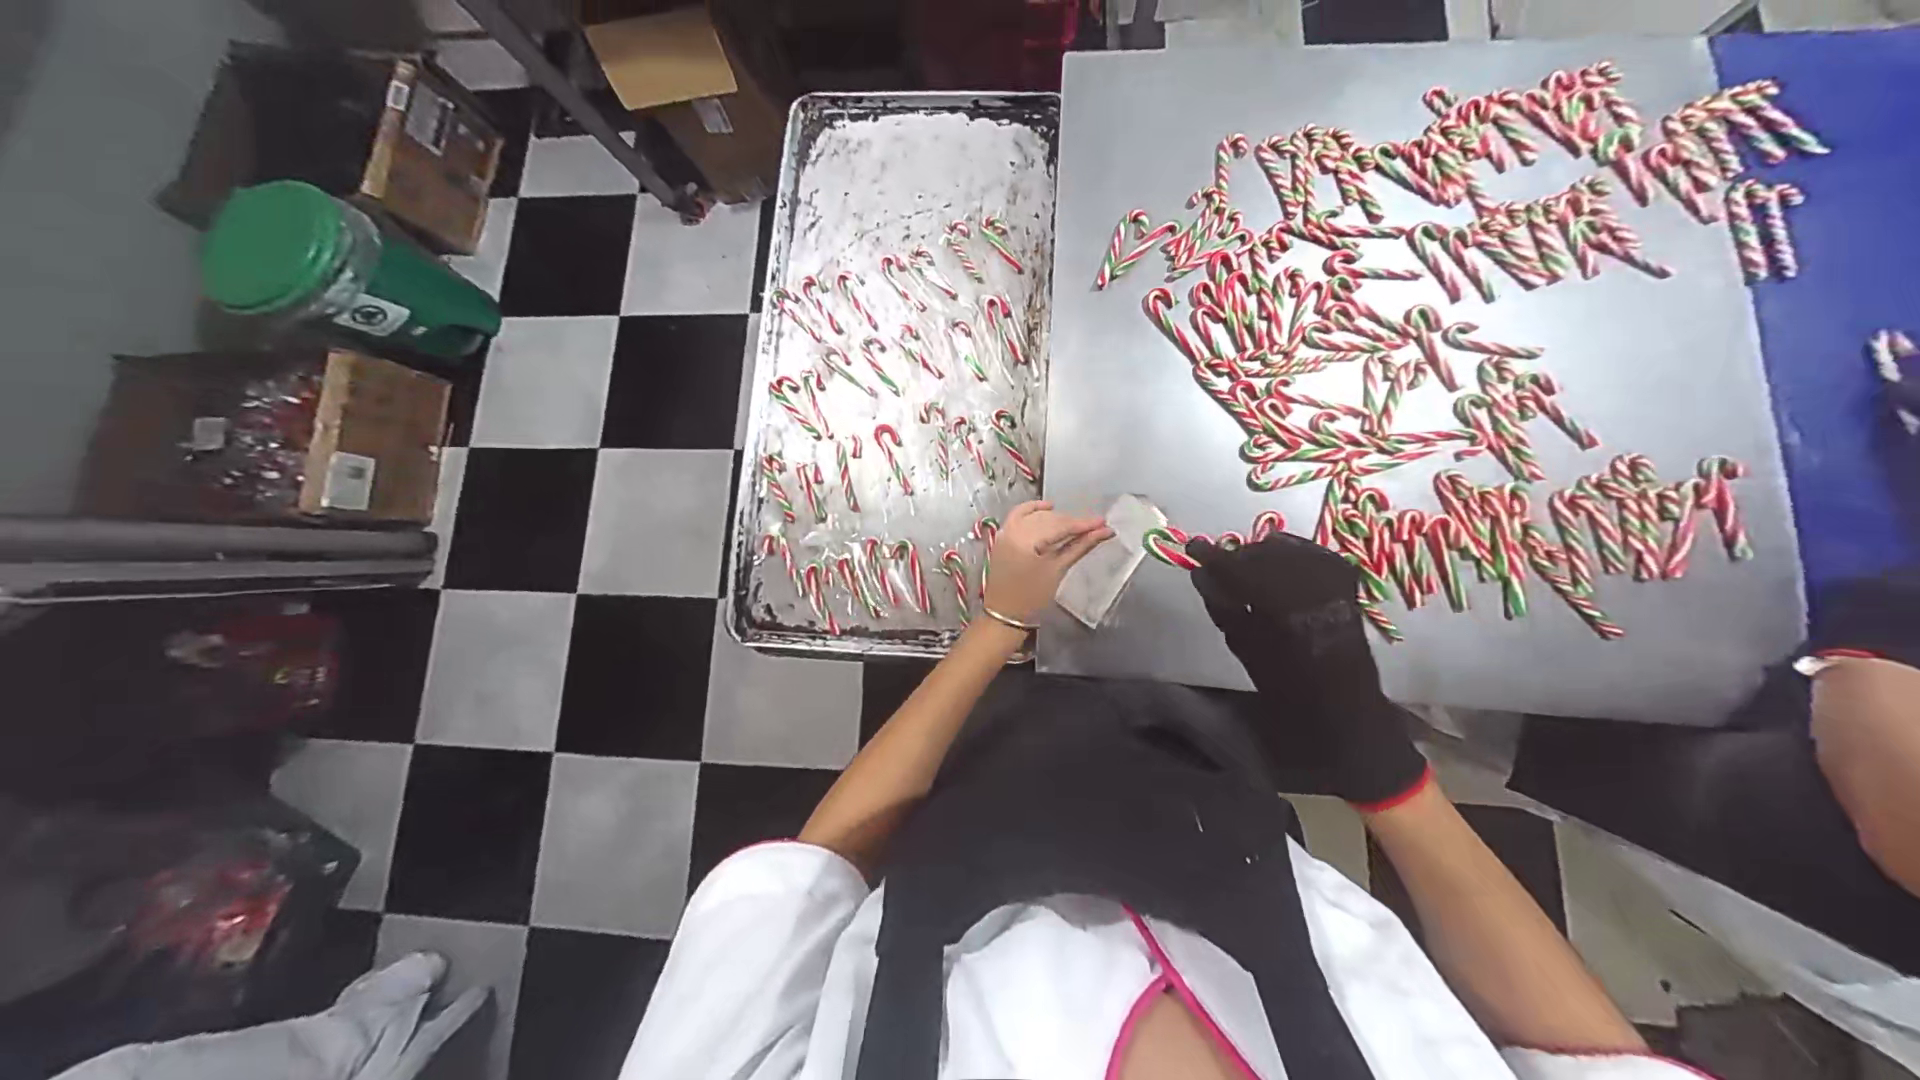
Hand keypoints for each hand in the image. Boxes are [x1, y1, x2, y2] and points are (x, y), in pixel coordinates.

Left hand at [982, 501, 1113, 622]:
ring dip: (1056, 518)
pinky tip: (1048, 507)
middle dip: (1072, 522)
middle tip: (1095, 527)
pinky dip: (1033, 509)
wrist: (1005, 614)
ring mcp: (1004, 532)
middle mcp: (1012, 531)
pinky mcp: (1002, 536)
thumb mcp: (1057, 571)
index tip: (1103, 523)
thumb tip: (1104, 532)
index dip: (1083, 524)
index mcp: (1025, 541)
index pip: (1060, 526)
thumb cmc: (1032, 598)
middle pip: (1049, 519)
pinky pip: (1018, 514)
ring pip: (1036, 517)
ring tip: (1076, 526)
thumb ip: (1080, 546)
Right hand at [1187, 533, 1427, 806]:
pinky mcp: (1350, 593)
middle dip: (1239, 555)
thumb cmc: (1295, 703)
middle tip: (1217, 561)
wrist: (1352, 726)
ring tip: (1245, 563)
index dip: (1215, 557)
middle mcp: (1315, 596)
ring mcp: (1337, 591)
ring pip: (1294, 552)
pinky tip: (1280, 558)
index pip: (1242, 571)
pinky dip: (1295, 554)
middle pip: (1268, 556)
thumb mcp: (1250, 659)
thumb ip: (1227, 613)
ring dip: (1264, 554)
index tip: (1194, 547)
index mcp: (1286, 616)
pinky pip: (1319, 559)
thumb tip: (1203, 576)